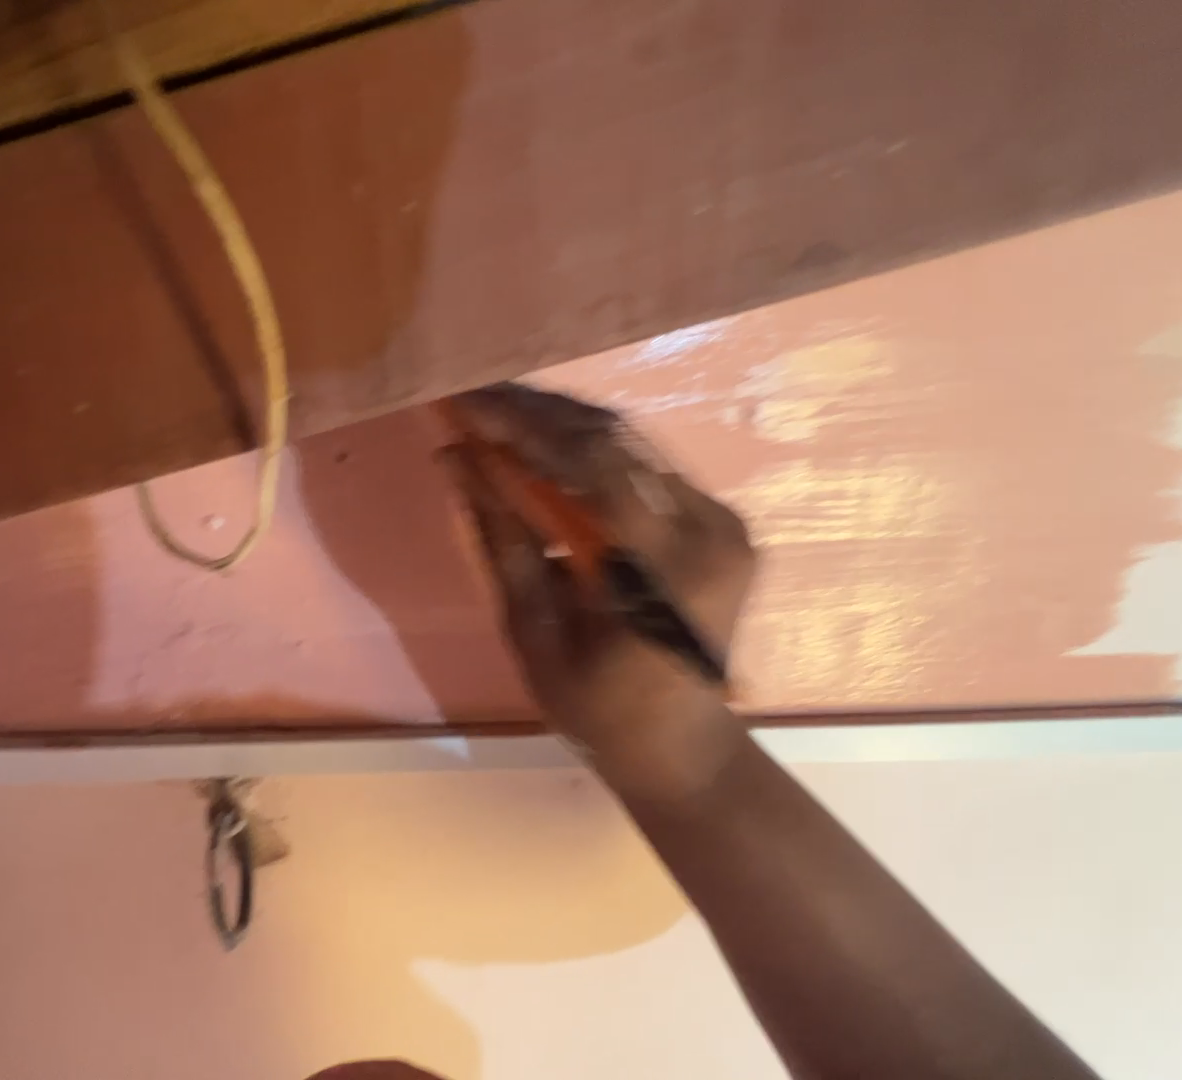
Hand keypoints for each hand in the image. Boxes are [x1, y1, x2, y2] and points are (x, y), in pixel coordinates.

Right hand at [438, 384, 757, 785]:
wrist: (684, 746)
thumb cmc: (598, 710)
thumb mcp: (532, 632)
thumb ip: (502, 538)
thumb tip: (457, 459)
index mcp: (665, 569)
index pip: (592, 462)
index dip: (522, 424)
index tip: (462, 405)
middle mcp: (709, 529)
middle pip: (616, 437)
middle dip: (535, 412)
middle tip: (472, 400)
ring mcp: (724, 520)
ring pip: (632, 441)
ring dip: (559, 423)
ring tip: (496, 412)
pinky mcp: (721, 519)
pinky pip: (644, 465)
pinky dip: (587, 450)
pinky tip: (540, 444)